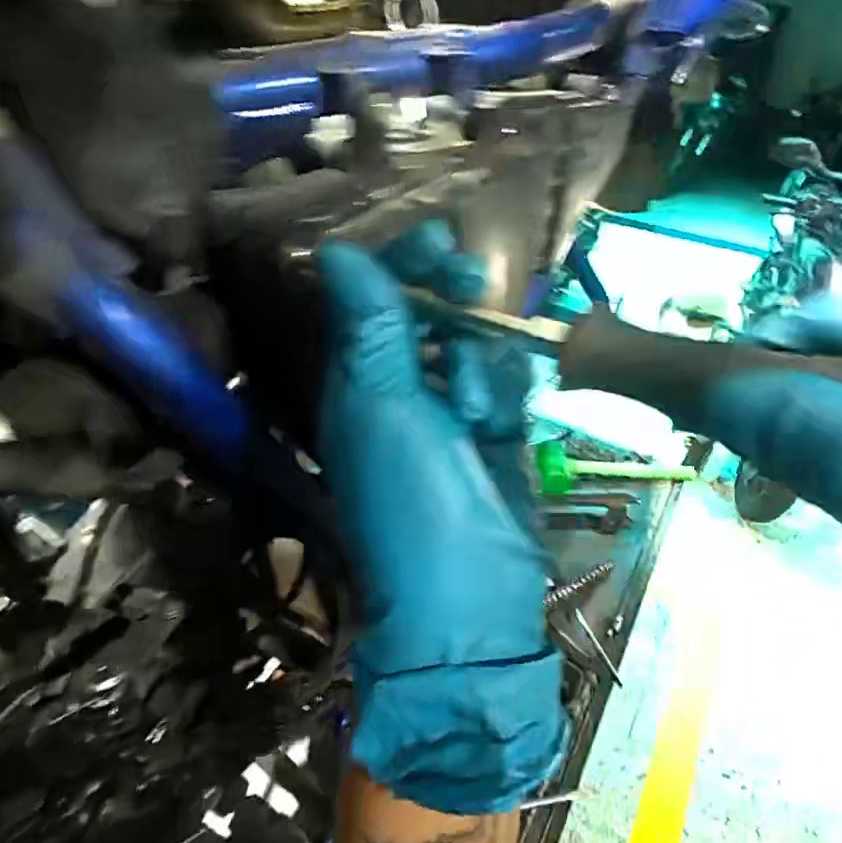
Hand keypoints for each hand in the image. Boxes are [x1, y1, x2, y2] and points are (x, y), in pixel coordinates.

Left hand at [316, 223, 563, 814]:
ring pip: (476, 347)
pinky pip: (506, 384)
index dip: (403, 264)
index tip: (442, 244)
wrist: (470, 597)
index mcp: (356, 384)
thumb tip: (334, 252)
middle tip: (477, 298)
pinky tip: (503, 428)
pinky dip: (507, 395)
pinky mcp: (492, 438)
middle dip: (455, 309)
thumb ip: (369, 329)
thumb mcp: (386, 409)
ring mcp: (447, 416)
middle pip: (429, 315)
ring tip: (480, 418)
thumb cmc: (416, 501)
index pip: (373, 300)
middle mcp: (397, 394)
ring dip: (484, 367)